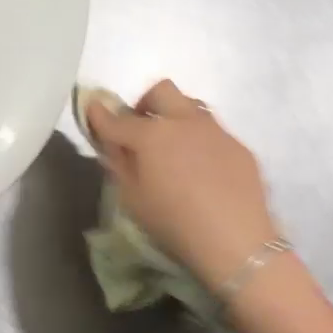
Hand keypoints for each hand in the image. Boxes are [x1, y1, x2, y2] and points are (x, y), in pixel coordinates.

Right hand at [85, 80, 282, 292]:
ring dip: (176, 118)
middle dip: (146, 103)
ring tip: (174, 148)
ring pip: (191, 106)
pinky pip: (214, 133)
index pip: (118, 119)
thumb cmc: (174, 223)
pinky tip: (204, 171)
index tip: (92, 110)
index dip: (101, 115)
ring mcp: (216, 131)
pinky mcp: (239, 146)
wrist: (237, 241)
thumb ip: (119, 164)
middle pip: (161, 92)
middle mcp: (184, 122)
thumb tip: (113, 143)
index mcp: (152, 134)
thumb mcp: (132, 199)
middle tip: (142, 129)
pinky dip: (201, 142)